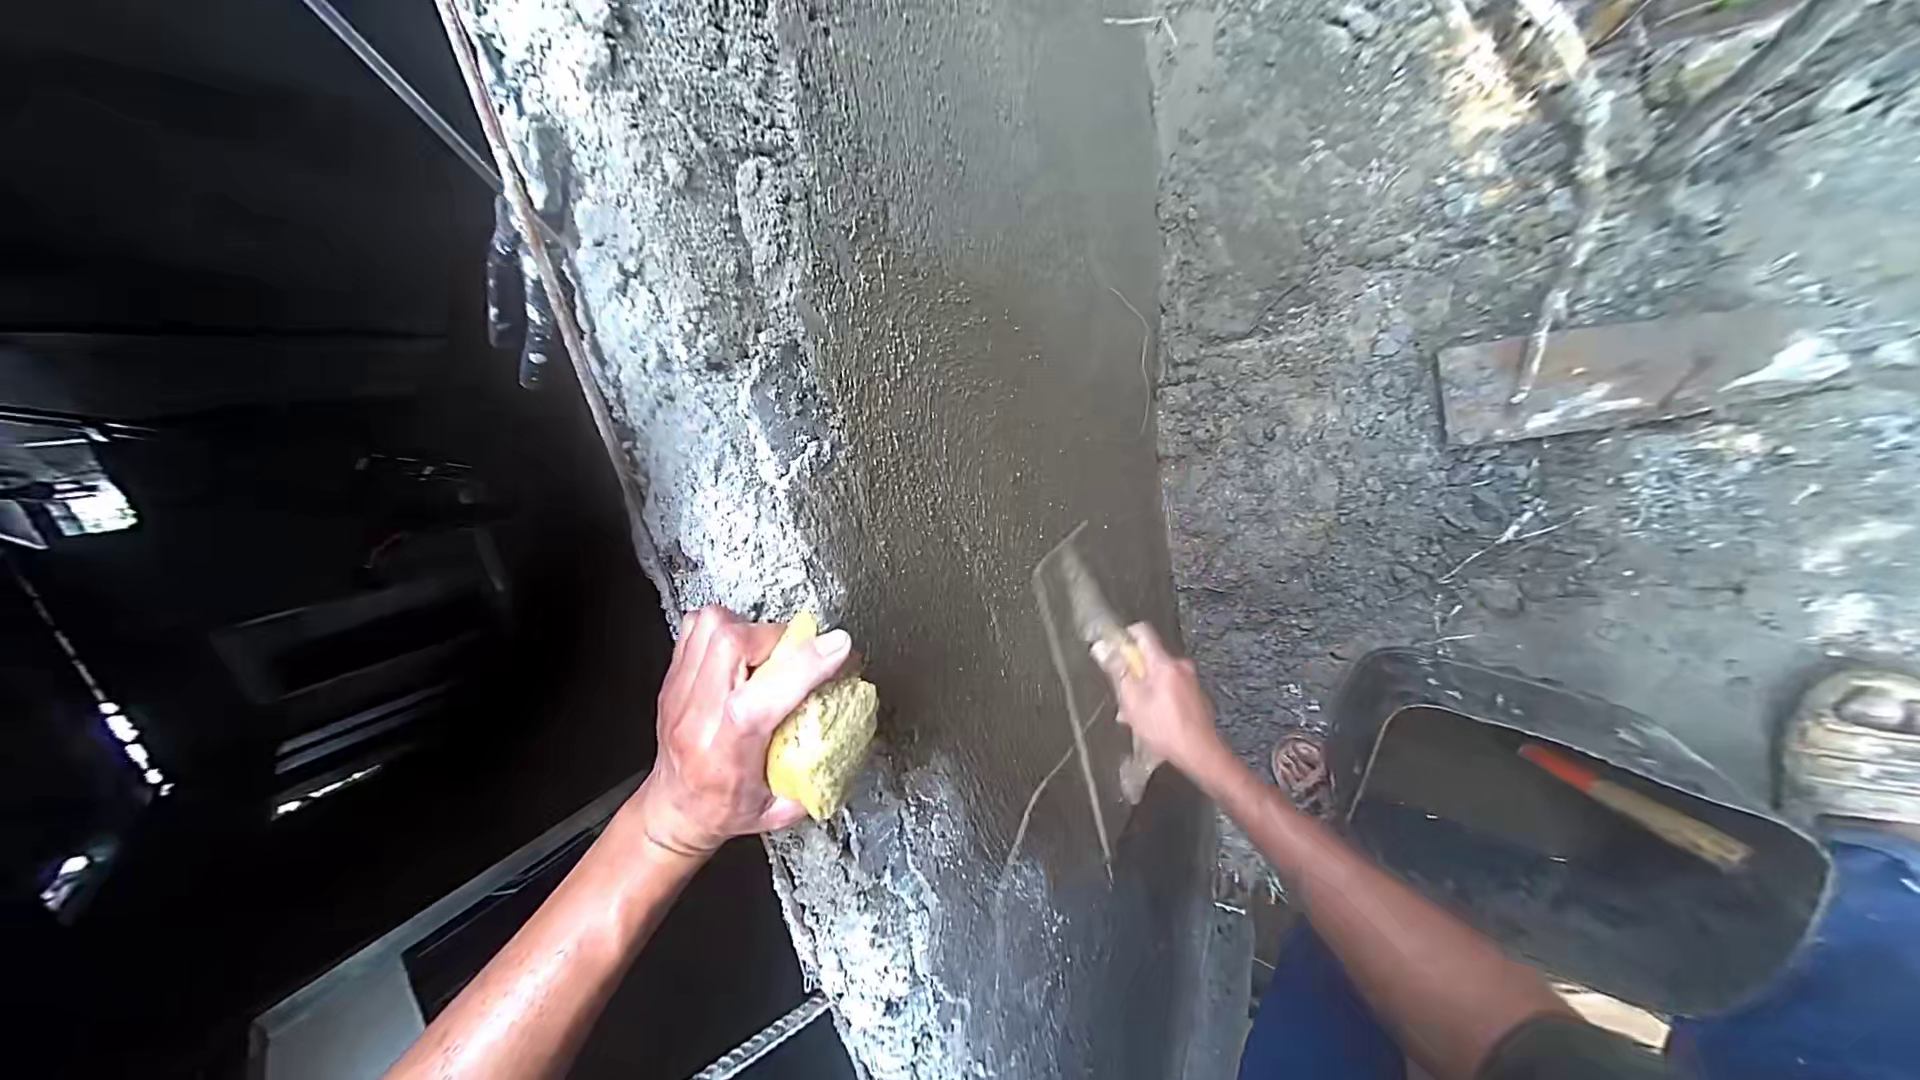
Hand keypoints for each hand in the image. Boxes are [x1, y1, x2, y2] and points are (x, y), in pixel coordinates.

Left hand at [632, 605, 852, 857]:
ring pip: (713, 626)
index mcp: (724, 758)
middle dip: (779, 637)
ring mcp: (678, 693)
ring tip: (769, 649)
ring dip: (752, 628)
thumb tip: (853, 711)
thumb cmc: (724, 810)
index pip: (756, 702)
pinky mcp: (672, 676)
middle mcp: (696, 720)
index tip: (838, 648)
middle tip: (799, 651)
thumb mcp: (782, 806)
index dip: (803, 666)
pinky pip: (697, 625)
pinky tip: (743, 648)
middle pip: (731, 646)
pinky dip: (728, 626)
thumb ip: (820, 763)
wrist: (672, 810)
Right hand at [1092, 623, 1224, 777]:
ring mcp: (1190, 680)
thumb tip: (1102, 649)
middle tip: (1124, 693)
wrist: (1200, 753)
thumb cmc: (1167, 730)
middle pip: (1149, 656)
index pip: (1142, 632)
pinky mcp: (1195, 694)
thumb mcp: (1132, 700)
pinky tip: (1153, 719)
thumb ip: (1117, 671)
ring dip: (1145, 688)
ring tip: (1137, 713)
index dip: (1125, 637)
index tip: (1114, 649)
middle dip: (1133, 672)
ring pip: (1160, 674)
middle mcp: (1180, 666)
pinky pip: (1172, 686)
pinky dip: (1160, 696)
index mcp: (1164, 663)